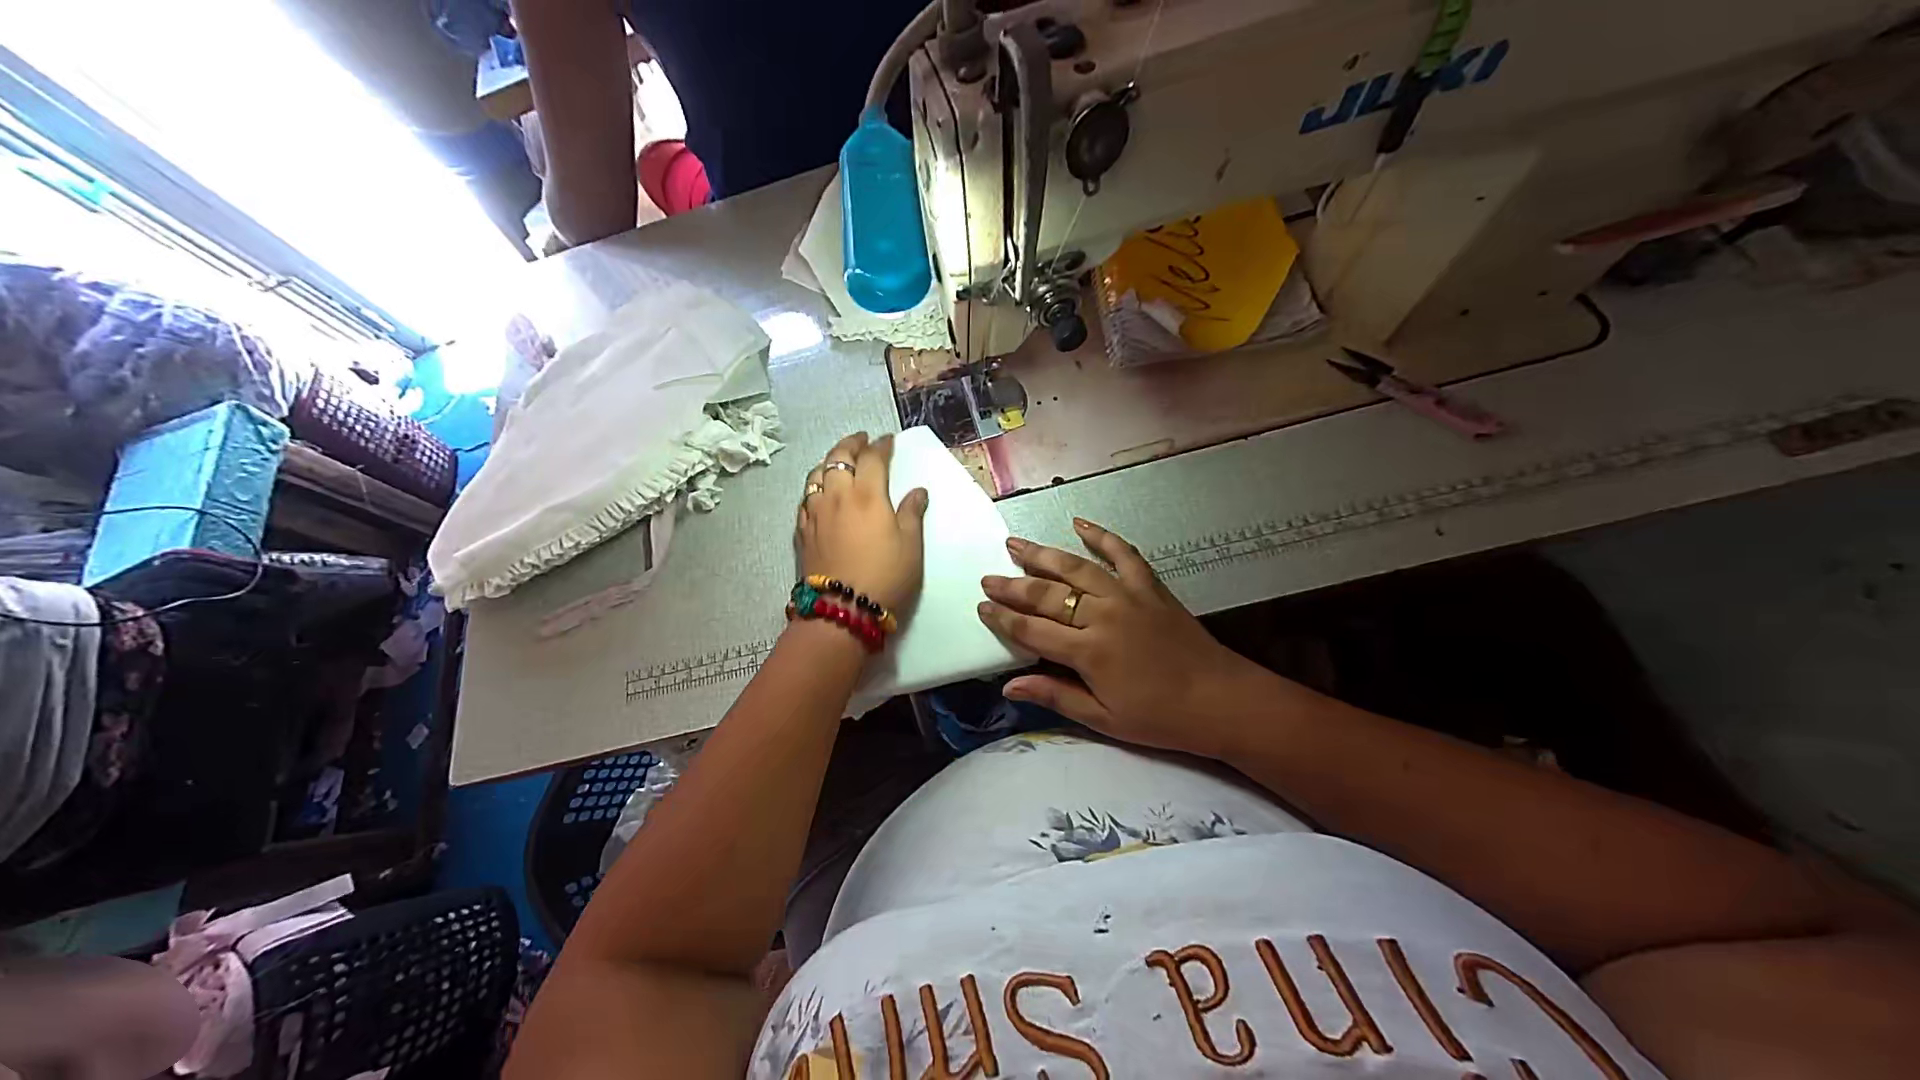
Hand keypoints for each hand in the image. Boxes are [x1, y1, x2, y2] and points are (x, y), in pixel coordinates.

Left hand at [795, 433, 928, 613]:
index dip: (881, 445)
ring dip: (829, 461)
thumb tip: (917, 491)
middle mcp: (838, 496)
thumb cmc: (886, 576)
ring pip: (817, 474)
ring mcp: (816, 512)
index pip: (873, 458)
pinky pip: (805, 498)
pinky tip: (820, 492)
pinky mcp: (803, 530)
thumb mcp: (911, 546)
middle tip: (862, 441)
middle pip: (839, 457)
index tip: (888, 440)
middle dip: (852, 444)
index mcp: (868, 495)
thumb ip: (912, 514)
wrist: (842, 608)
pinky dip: (815, 486)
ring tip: (839, 461)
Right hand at [976, 519, 1289, 759]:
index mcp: (1088, 652)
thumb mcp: (1104, 719)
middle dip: (1013, 586)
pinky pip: (1123, 553)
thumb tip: (1008, 686)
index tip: (981, 607)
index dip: (1003, 619)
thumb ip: (1055, 696)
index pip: (1032, 630)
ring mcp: (1128, 595)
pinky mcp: (1150, 587)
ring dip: (1043, 555)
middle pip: (1047, 595)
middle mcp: (1103, 615)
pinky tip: (1080, 523)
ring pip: (1076, 567)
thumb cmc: (1160, 717)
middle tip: (987, 577)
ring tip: (1015, 544)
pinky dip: (1101, 536)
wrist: (1221, 700)